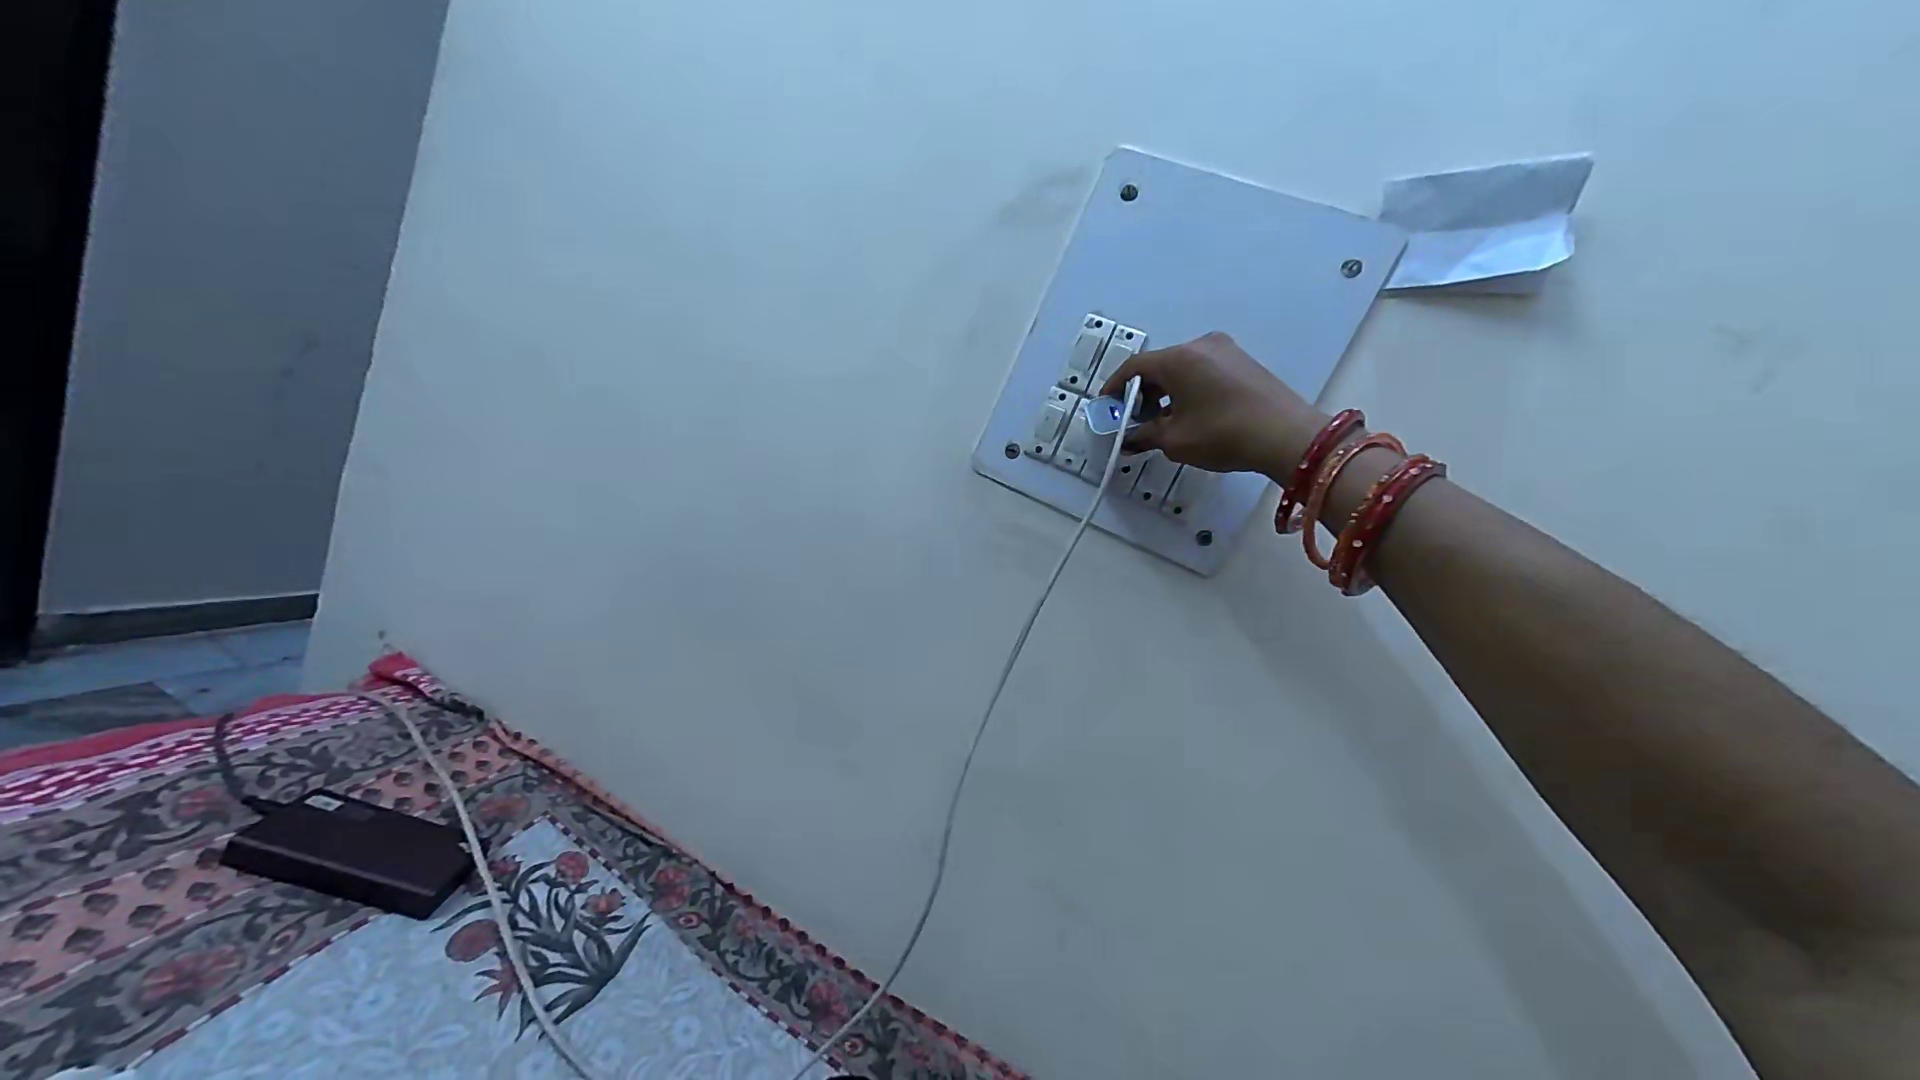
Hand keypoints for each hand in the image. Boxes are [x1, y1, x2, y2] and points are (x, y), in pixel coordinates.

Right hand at [1099, 332, 1325, 479]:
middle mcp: (1201, 345)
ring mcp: (1226, 351)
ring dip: (1165, 393)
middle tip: (1134, 420)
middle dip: (1141, 393)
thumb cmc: (1222, 434)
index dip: (1115, 388)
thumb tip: (1129, 439)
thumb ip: (1144, 435)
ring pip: (1182, 369)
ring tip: (1161, 423)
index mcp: (1179, 358)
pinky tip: (1188, 415)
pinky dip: (1187, 390)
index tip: (1106, 407)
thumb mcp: (1174, 440)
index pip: (1134, 366)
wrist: (1286, 436)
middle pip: (1158, 366)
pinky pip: (1203, 372)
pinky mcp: (1243, 363)